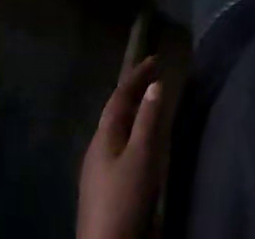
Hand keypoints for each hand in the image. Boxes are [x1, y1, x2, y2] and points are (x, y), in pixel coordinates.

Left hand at [78, 57, 164, 238]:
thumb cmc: (125, 196)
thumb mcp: (142, 154)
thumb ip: (149, 118)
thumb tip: (156, 84)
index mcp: (103, 138)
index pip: (118, 98)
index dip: (136, 76)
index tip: (155, 57)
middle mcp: (98, 149)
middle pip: (115, 112)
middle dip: (134, 90)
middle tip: (155, 72)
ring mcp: (99, 169)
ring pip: (117, 129)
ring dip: (134, 109)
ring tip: (151, 98)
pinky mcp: (107, 184)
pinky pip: (120, 143)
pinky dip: (134, 128)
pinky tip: (144, 137)